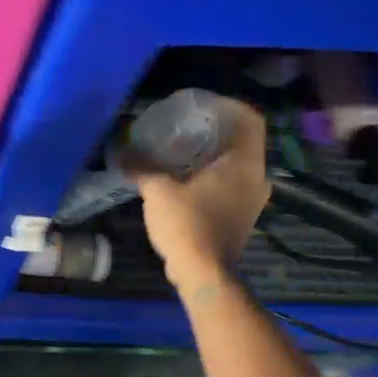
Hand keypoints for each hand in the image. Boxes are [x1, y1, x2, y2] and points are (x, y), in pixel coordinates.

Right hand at [132, 97, 270, 289]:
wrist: (204, 272)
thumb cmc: (187, 224)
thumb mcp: (158, 191)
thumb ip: (142, 167)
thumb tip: (121, 152)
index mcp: (243, 163)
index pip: (250, 120)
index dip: (229, 106)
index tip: (202, 105)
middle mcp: (256, 177)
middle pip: (242, 141)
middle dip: (215, 130)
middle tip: (185, 126)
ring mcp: (252, 198)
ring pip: (236, 164)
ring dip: (212, 155)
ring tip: (181, 151)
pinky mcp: (242, 215)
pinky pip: (231, 183)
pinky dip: (212, 175)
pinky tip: (185, 179)